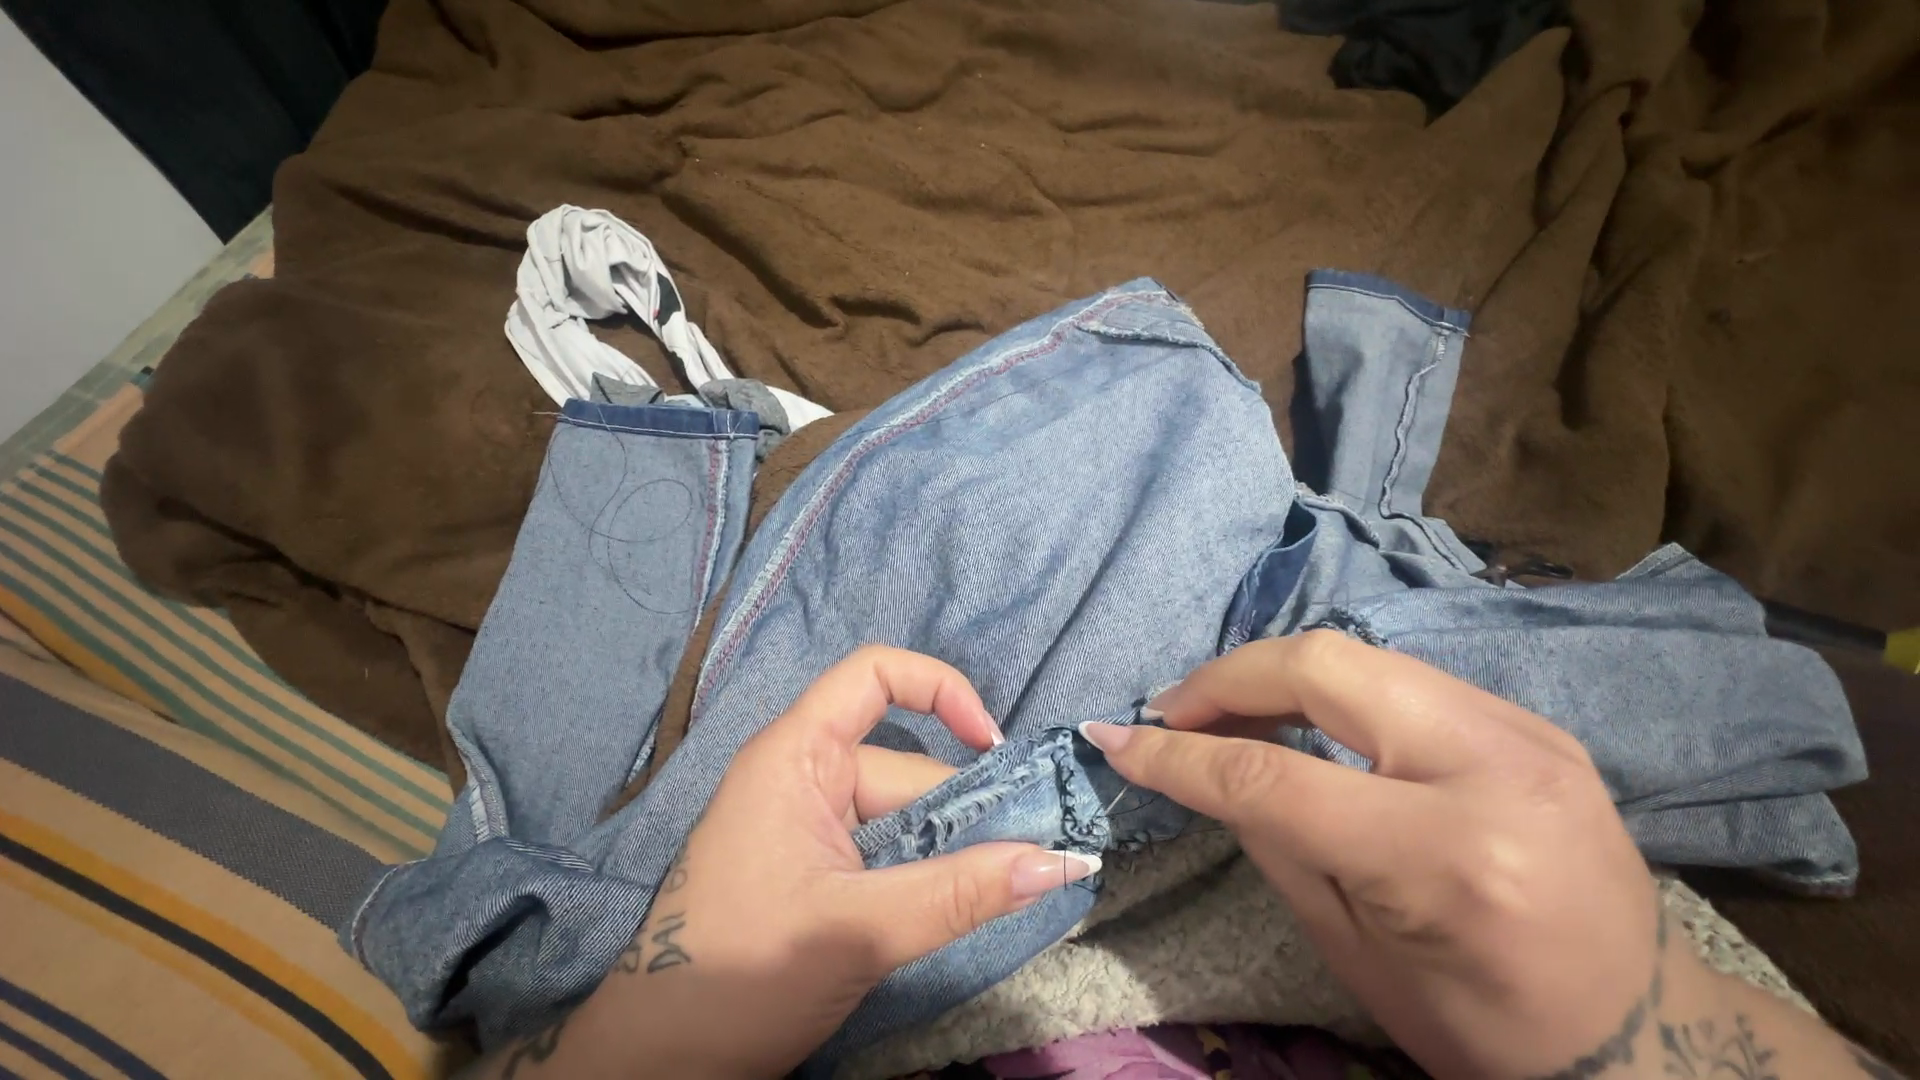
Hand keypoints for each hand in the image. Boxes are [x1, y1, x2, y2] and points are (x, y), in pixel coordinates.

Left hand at [474, 646, 1096, 1079]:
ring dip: (946, 854)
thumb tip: (1061, 860)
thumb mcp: (860, 929)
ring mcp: (807, 821)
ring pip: (903, 817)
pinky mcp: (813, 864)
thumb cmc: (742, 974)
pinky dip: (920, 873)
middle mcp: (803, 773)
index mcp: (796, 755)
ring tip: (989, 895)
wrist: (656, 1060)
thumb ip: (961, 893)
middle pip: (906, 766)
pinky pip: (885, 849)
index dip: (940, 689)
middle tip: (1022, 868)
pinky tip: (949, 907)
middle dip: (962, 816)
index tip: (991, 747)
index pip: (873, 676)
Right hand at [1080, 631, 1891, 1079]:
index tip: (1113, 738)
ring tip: (1221, 709)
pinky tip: (1296, 715)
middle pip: (1322, 668)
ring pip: (1360, 655)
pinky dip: (1329, 687)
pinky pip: (1398, 676)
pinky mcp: (1529, 720)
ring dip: (1272, 674)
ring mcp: (1523, 731)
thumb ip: (1270, 836)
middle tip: (1172, 713)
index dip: (1177, 756)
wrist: (1643, 1035)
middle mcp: (1491, 768)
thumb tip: (1197, 764)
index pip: (1272, 777)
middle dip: (1226, 678)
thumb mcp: (1349, 947)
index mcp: (1444, 856)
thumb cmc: (1478, 1023)